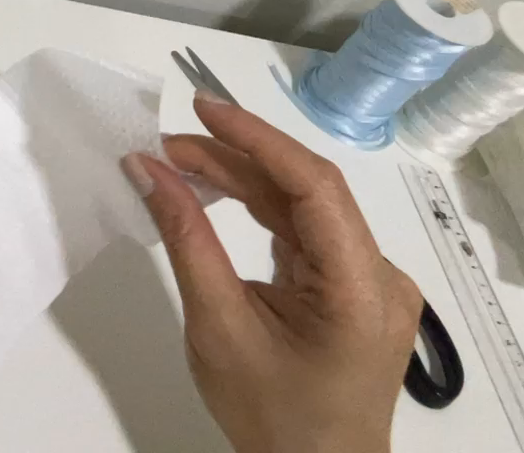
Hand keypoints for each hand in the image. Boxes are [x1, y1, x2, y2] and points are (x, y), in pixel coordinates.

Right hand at [122, 94, 421, 452]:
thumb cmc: (268, 413)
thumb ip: (185, 236)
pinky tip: (213, 188)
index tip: (200, 109)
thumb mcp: (216, 323)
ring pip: (299, 203)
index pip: (314, 186)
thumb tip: (145, 167)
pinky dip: (252, 203)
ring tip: (176, 159)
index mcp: (359, 289)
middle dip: (233, 156)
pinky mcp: (347, 283)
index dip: (256, 138)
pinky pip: (298, 226)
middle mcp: (378, 273)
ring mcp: (366, 278)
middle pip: (305, 189)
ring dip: (239, 176)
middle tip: (165, 144)